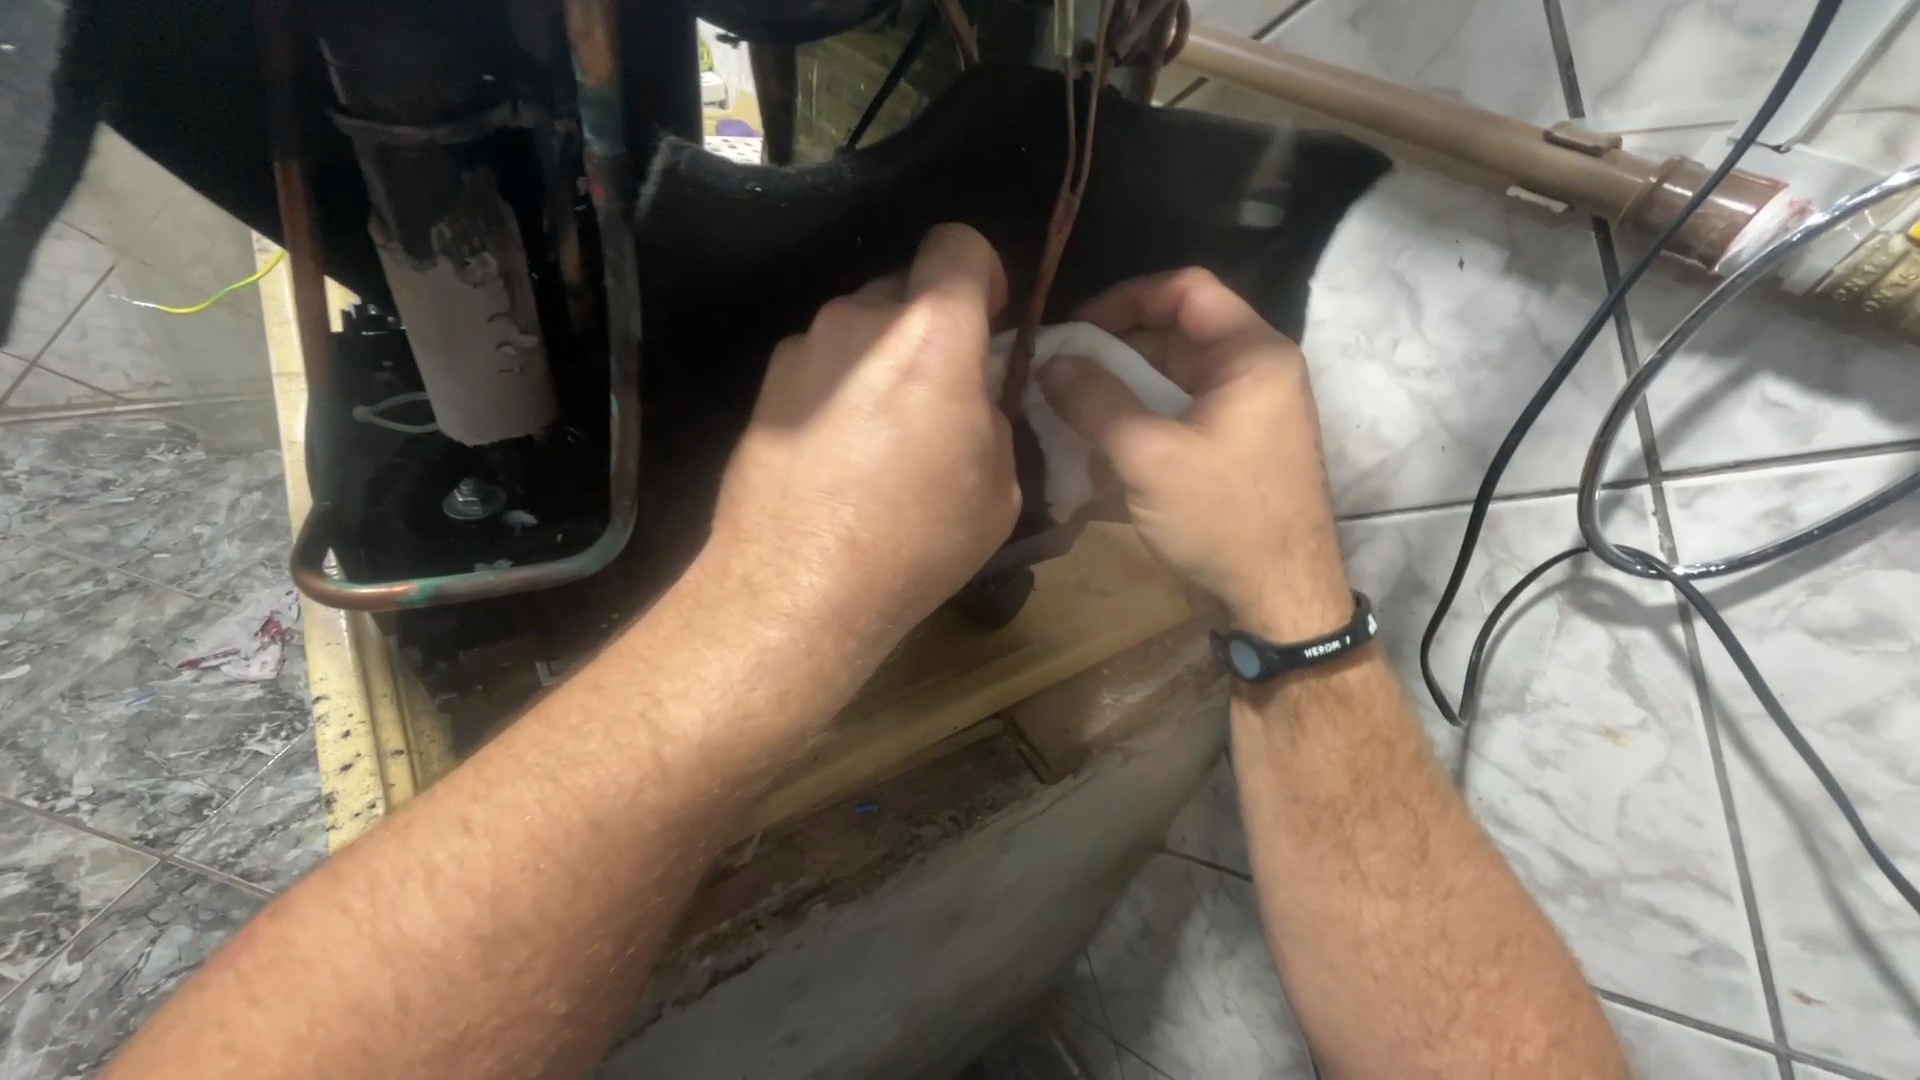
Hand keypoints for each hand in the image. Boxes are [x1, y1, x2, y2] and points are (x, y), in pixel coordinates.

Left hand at [703, 224, 1019, 641]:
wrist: (798, 588)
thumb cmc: (915, 541)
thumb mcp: (999, 487)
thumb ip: (992, 416)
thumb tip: (971, 399)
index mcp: (931, 337)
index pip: (957, 244)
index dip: (981, 272)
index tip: (987, 318)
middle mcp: (859, 322)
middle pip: (905, 288)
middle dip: (929, 329)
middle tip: (936, 396)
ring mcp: (803, 350)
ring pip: (859, 329)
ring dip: (880, 361)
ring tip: (880, 437)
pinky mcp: (765, 387)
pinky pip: (820, 365)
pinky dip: (838, 389)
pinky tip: (836, 453)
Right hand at [1038, 268, 1350, 641]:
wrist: (1275, 598)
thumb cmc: (1221, 517)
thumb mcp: (1148, 454)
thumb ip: (1095, 400)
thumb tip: (1050, 363)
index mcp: (1250, 356)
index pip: (1186, 289)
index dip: (1126, 298)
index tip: (1076, 327)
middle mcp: (1251, 375)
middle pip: (1173, 337)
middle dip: (1112, 353)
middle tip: (1058, 375)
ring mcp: (1241, 417)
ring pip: (1168, 383)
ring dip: (1117, 395)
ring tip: (1066, 414)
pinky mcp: (1227, 454)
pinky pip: (1174, 421)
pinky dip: (1135, 427)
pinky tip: (1094, 451)